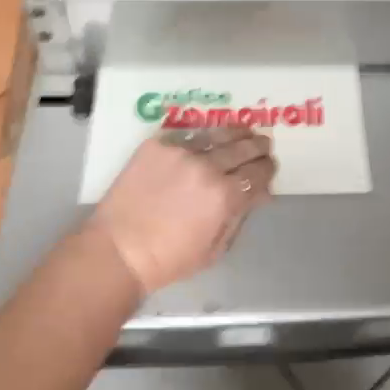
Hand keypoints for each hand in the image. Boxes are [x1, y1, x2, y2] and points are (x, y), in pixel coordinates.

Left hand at [85, 127, 275, 294]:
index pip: (258, 173)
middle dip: (258, 146)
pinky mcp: (158, 144)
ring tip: (244, 130)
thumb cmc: (169, 259)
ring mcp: (181, 152)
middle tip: (264, 143)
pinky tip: (209, 136)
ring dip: (236, 132)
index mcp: (225, 196)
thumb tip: (259, 194)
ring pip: (218, 133)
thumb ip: (240, 216)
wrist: (119, 249)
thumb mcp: (216, 248)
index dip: (268, 169)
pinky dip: (203, 135)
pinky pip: (188, 134)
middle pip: (243, 148)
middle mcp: (207, 167)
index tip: (270, 166)